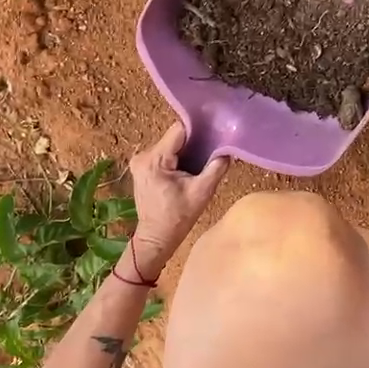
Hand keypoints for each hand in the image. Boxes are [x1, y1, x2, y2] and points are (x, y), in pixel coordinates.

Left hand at [124, 121, 230, 272]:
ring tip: (202, 161)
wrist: (157, 237)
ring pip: (170, 145)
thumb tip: (228, 148)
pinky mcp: (142, 168)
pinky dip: (177, 159)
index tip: (215, 133)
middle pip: (174, 137)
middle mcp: (143, 156)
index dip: (199, 129)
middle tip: (212, 150)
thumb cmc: (178, 217)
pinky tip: (188, 169)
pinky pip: (164, 154)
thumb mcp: (202, 192)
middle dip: (194, 143)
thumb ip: (216, 167)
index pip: (179, 130)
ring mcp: (140, 161)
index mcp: (155, 159)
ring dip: (186, 151)